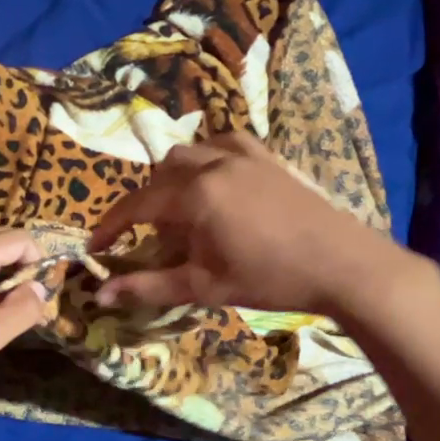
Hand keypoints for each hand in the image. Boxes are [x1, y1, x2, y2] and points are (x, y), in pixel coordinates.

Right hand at [90, 131, 431, 318]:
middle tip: (150, 238)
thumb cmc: (269, 278)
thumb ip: (147, 287)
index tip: (96, 248)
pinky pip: (224, 144)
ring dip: (173, 179)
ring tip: (181, 212)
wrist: (344, 266)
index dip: (110, 227)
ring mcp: (243, 156)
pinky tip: (214, 181)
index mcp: (195, 195)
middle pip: (160, 174)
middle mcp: (213, 165)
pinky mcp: (268, 158)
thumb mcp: (202, 286)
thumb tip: (99, 296)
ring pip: (189, 153)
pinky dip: (207, 158)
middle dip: (145, 203)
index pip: (136, 206)